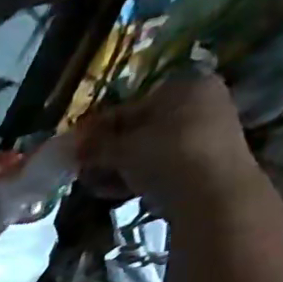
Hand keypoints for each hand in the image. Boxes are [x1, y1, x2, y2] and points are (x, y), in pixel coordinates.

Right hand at [75, 73, 260, 212]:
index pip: (129, 108)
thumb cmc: (166, 156)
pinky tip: (118, 193)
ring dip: (120, 169)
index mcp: (183, 87)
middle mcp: (200, 104)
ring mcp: (207, 135)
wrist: (213, 194)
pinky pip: (165, 167)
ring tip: (97, 186)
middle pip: (141, 130)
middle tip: (85, 172)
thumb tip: (68, 147)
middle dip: (109, 153)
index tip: (76, 150)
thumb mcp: (122, 149)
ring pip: (151, 151)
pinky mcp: (207, 165)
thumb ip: (95, 146)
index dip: (98, 131)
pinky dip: (140, 178)